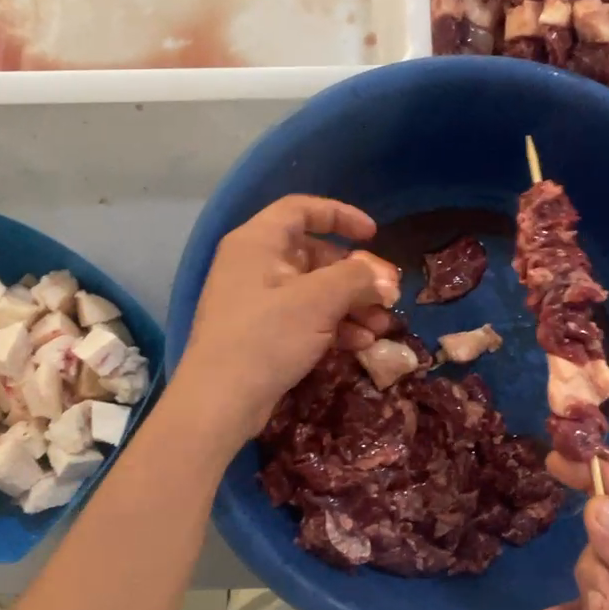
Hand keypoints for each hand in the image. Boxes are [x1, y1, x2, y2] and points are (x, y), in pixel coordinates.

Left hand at [172, 196, 396, 445]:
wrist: (221, 400)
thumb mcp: (318, 301)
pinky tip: (362, 344)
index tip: (374, 234)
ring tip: (382, 327)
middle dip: (356, 276)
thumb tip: (385, 278)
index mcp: (258, 242)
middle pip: (315, 255)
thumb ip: (357, 279)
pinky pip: (306, 318)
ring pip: (315, 291)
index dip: (341, 216)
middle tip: (387, 294)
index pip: (301, 209)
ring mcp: (258, 301)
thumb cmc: (266, 337)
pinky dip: (334, 326)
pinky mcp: (263, 334)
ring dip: (352, 305)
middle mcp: (255, 264)